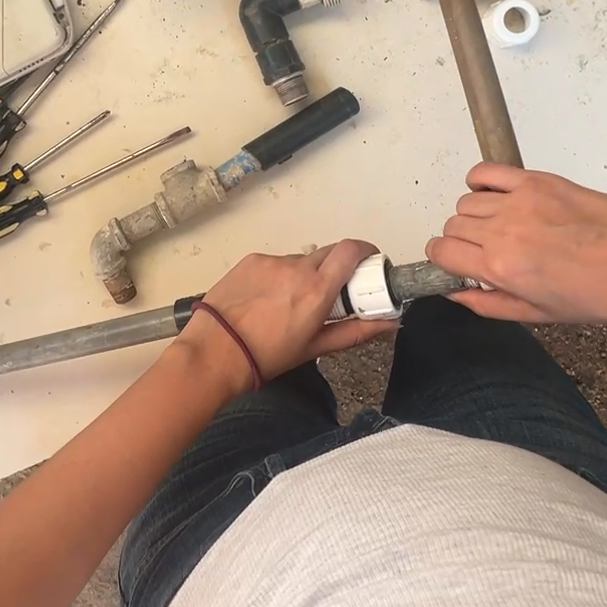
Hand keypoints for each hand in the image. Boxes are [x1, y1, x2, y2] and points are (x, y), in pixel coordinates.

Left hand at [176, 241, 393, 395]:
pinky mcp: (250, 259)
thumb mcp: (315, 348)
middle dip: (336, 268)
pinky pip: (274, 263)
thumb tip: (390, 322)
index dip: (365, 251)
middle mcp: (296, 268)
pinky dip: (277, 276)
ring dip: (303, 276)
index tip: (369, 262)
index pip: (351, 251)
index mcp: (317, 290)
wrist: (216, 350)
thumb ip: (356, 331)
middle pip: (328, 253)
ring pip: (299, 261)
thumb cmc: (267, 356)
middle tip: (331, 293)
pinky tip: (264, 300)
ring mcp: (271, 261)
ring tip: (287, 305)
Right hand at [426, 163, 606, 323]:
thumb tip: (453, 293)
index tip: (457, 262)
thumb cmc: (598, 294)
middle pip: (452, 225)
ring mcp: (517, 202)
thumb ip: (487, 304)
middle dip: (461, 239)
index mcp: (499, 268)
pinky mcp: (534, 181)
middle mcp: (501, 232)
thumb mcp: (539, 314)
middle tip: (486, 248)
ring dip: (474, 215)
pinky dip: (480, 181)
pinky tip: (494, 195)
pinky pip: (485, 172)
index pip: (440, 251)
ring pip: (465, 202)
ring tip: (500, 225)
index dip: (444, 259)